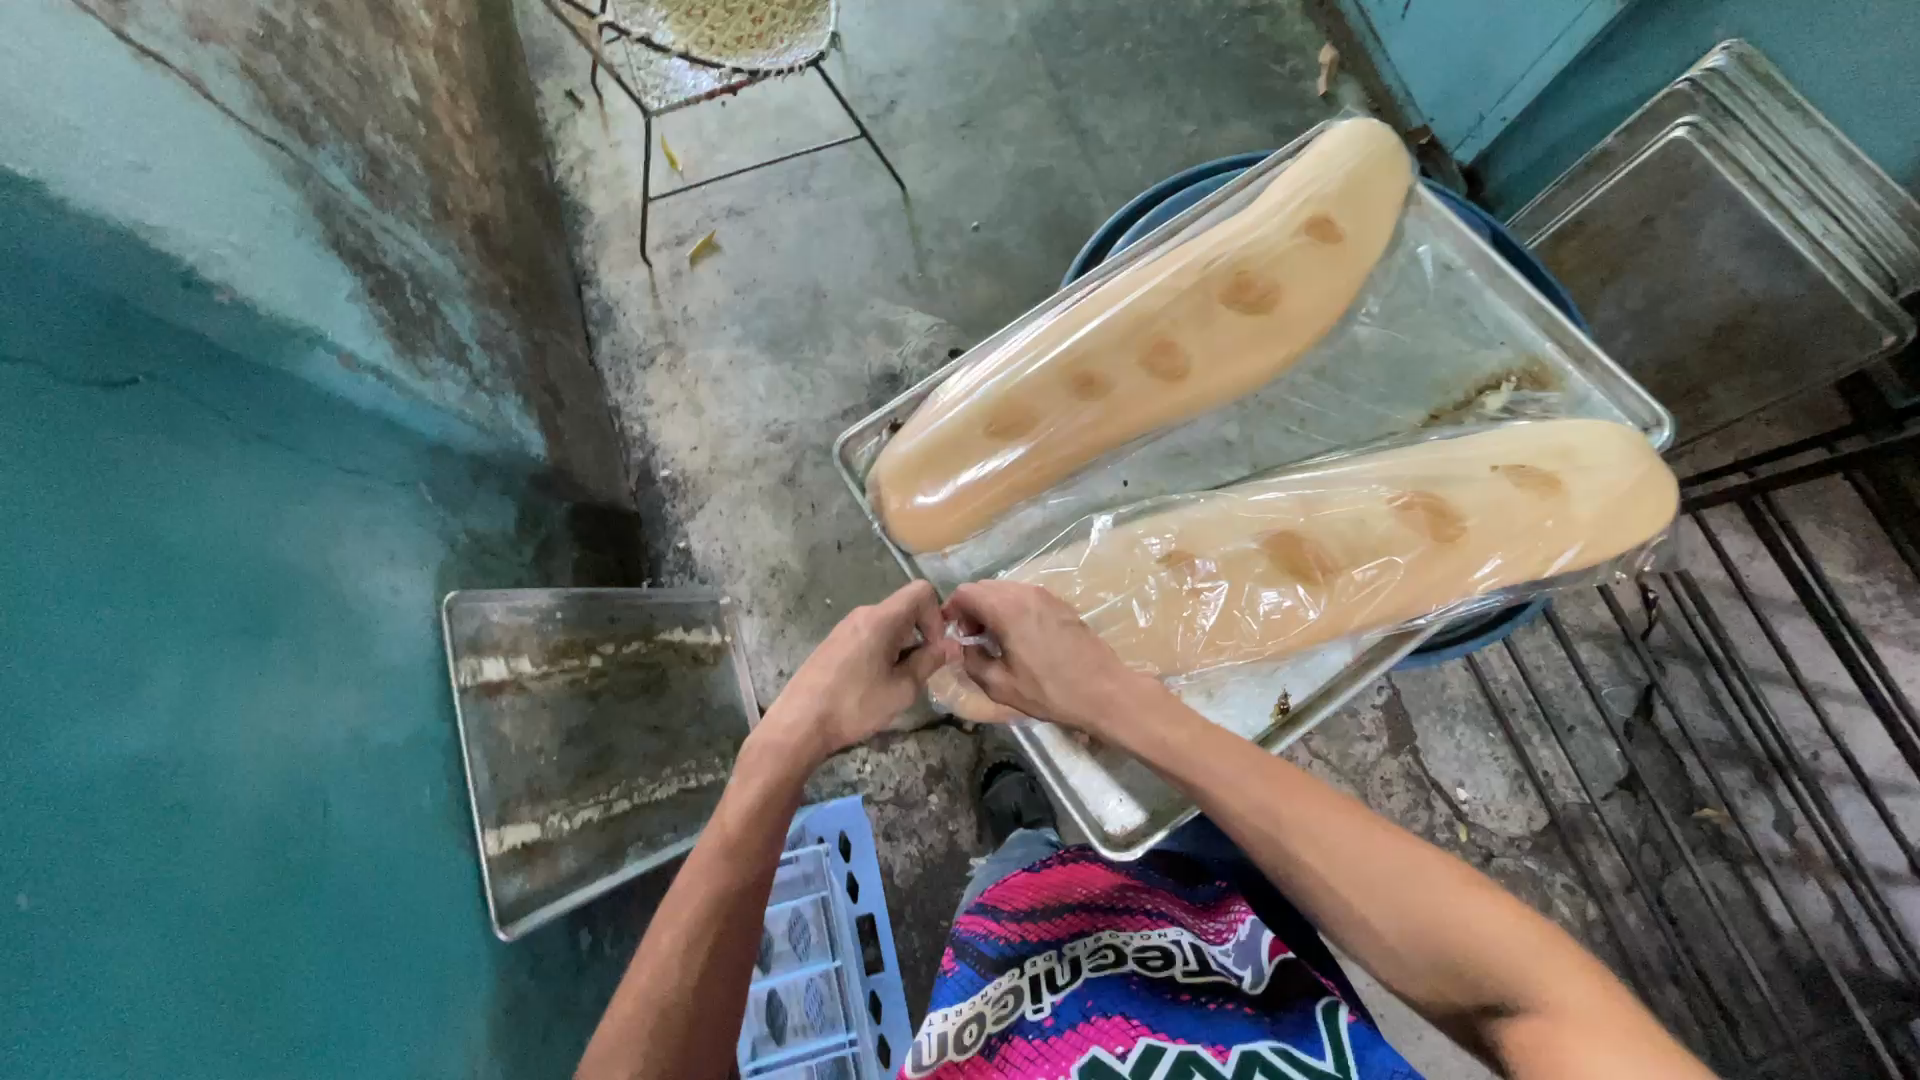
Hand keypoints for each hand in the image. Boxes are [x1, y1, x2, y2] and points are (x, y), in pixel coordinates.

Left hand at [757, 581, 948, 764]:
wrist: (799, 723)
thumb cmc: (855, 706)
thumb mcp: (902, 689)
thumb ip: (930, 661)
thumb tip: (952, 645)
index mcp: (882, 619)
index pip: (922, 591)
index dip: (937, 615)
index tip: (933, 649)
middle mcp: (863, 614)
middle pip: (904, 608)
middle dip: (920, 635)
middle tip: (918, 672)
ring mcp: (845, 627)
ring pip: (887, 624)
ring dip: (901, 646)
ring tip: (895, 682)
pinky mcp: (833, 642)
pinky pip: (869, 635)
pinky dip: (882, 651)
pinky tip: (872, 684)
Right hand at [943, 581, 1163, 731]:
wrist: (1105, 691)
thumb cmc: (1051, 691)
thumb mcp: (1000, 685)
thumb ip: (972, 662)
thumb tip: (966, 648)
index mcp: (1007, 608)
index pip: (966, 592)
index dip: (952, 610)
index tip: (953, 634)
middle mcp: (1025, 593)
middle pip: (985, 587)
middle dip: (971, 609)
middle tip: (973, 640)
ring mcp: (1047, 596)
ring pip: (1006, 590)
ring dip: (992, 609)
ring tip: (995, 640)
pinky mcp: (1062, 604)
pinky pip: (1025, 597)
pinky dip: (1012, 610)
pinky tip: (1019, 638)